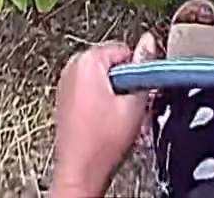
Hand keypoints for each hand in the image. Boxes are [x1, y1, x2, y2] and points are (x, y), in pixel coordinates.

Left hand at [47, 34, 155, 197]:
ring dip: (111, 92)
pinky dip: (97, 99)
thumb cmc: (102, 143)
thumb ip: (143, 69)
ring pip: (100, 76)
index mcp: (88, 60)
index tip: (138, 92)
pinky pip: (88, 87)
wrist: (78, 173)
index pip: (123, 49)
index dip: (136, 72)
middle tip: (127, 109)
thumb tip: (149, 40)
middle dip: (123, 82)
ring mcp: (66, 80)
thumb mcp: (133, 105)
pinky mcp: (63, 96)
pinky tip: (101, 121)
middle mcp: (73, 64)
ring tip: (114, 118)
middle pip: (111, 62)